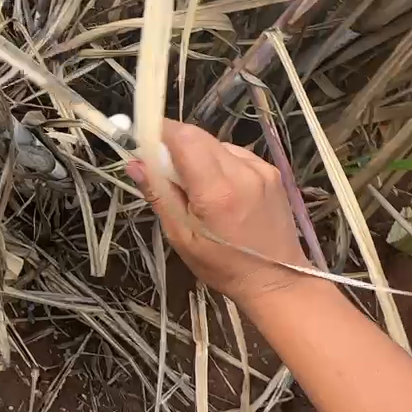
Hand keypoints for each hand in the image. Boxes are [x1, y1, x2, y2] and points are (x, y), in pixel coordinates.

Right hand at [126, 122, 321, 306]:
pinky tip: (216, 188)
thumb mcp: (180, 236)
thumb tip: (134, 163)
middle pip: (198, 136)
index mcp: (216, 191)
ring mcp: (261, 169)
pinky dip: (215, 162)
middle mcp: (242, 172)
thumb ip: (158, 194)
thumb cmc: (222, 265)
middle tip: (159, 166)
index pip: (184, 138)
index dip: (160, 131)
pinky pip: (233, 154)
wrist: (278, 279)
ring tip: (191, 185)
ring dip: (194, 154)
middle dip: (173, 143)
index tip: (142, 137)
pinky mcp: (271, 171)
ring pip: (215, 144)